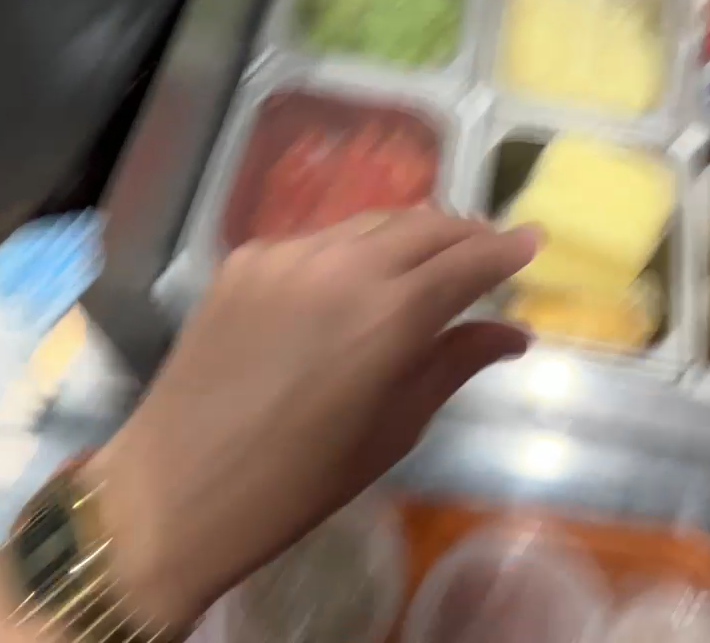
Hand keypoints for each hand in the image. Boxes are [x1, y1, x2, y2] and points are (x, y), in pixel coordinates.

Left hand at [86, 208, 538, 628]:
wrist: (174, 489)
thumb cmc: (302, 478)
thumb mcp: (397, 426)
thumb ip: (458, 361)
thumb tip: (516, 333)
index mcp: (390, 315)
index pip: (469, 260)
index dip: (508, 247)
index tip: (535, 238)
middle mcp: (344, 264)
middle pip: (427, 223)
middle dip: (466, 232)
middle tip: (488, 249)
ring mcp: (289, 252)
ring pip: (374, 220)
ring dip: (413, 233)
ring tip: (430, 256)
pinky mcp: (248, 255)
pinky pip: (321, 238)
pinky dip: (354, 250)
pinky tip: (352, 281)